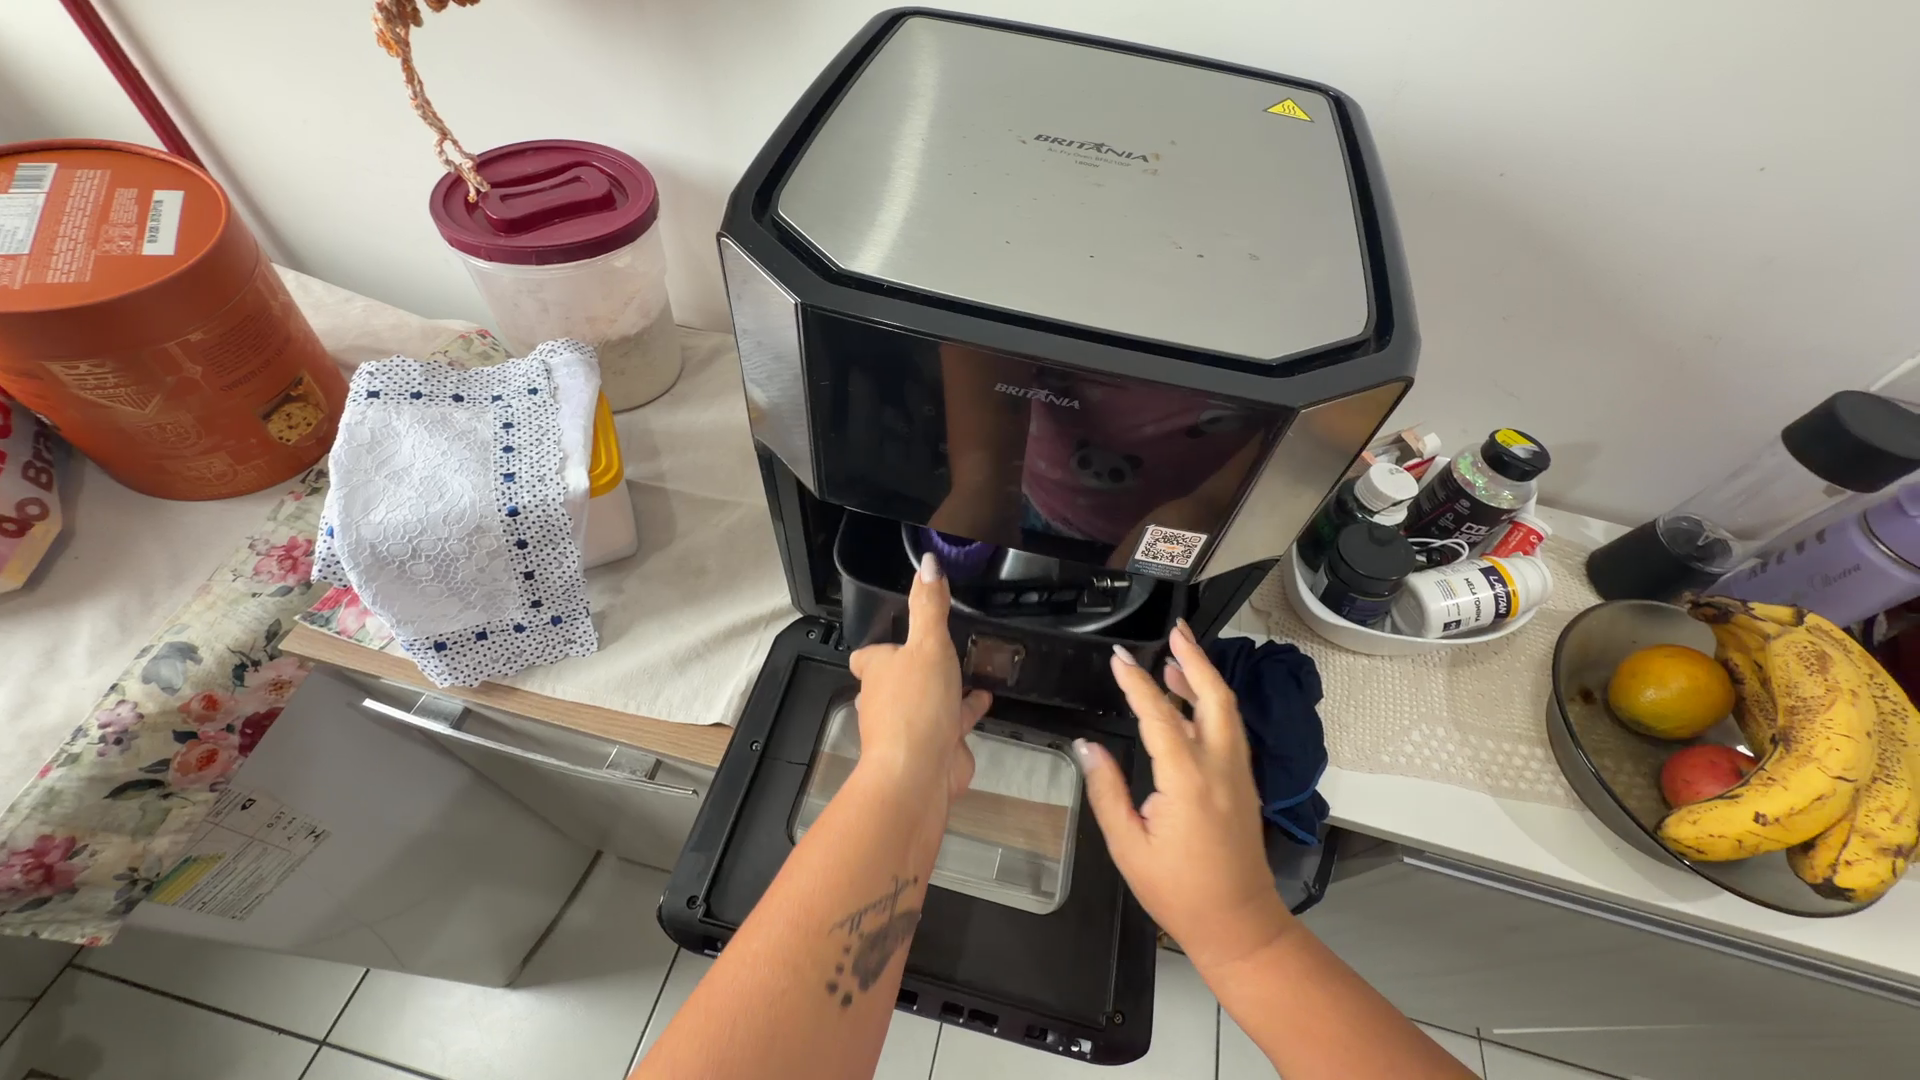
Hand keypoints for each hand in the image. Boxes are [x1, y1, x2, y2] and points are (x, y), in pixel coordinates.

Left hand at [848, 553, 990, 800]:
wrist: (918, 773)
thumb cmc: (916, 703)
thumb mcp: (928, 644)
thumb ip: (930, 606)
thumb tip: (928, 563)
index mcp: (877, 671)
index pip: (868, 656)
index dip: (879, 648)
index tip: (897, 635)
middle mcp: (886, 699)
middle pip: (896, 680)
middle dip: (914, 669)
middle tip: (938, 651)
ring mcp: (909, 727)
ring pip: (925, 702)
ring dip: (942, 690)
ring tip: (969, 672)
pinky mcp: (933, 748)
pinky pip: (949, 723)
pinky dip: (962, 711)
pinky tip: (983, 700)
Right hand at [1076, 620, 1291, 969]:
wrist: (1239, 925)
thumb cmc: (1178, 891)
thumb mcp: (1128, 845)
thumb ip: (1106, 789)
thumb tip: (1086, 746)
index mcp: (1188, 780)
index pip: (1159, 715)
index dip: (1137, 683)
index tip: (1118, 658)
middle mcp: (1220, 767)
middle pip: (1214, 696)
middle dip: (1194, 658)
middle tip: (1175, 630)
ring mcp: (1239, 774)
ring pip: (1227, 710)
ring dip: (1204, 678)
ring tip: (1176, 656)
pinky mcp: (1244, 784)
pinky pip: (1229, 729)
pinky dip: (1211, 703)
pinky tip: (1191, 701)